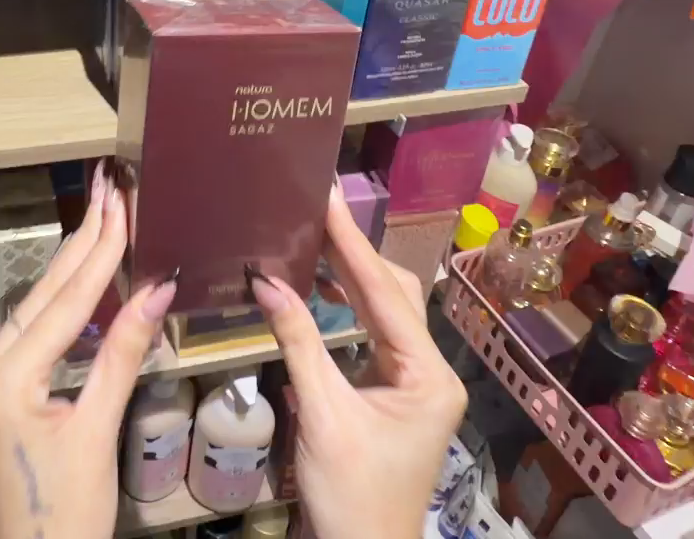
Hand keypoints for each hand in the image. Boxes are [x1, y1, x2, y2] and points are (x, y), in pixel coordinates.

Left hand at [0, 170, 177, 538]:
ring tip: (95, 226)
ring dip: (64, 276)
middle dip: (78, 244)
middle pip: (39, 299)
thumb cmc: (68, 517)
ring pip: (25, 318)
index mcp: (4, 383)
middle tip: (105, 191)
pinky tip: (70, 291)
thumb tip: (158, 288)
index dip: (100, 253)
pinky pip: (16, 344)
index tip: (121, 205)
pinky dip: (48, 316)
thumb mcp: (98, 434)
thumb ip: (122, 355)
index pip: (65, 304)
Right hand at [250, 185, 466, 538]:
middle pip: (392, 292)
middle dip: (354, 250)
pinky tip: (322, 283)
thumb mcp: (322, 415)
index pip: (385, 294)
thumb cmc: (350, 495)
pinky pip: (375, 327)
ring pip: (386, 306)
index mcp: (427, 375)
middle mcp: (430, 368)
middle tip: (318, 207)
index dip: (352, 244)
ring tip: (315, 234)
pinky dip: (349, 300)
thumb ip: (297, 341)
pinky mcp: (397, 386)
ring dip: (351, 272)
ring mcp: (416, 378)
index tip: (328, 199)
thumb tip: (263, 279)